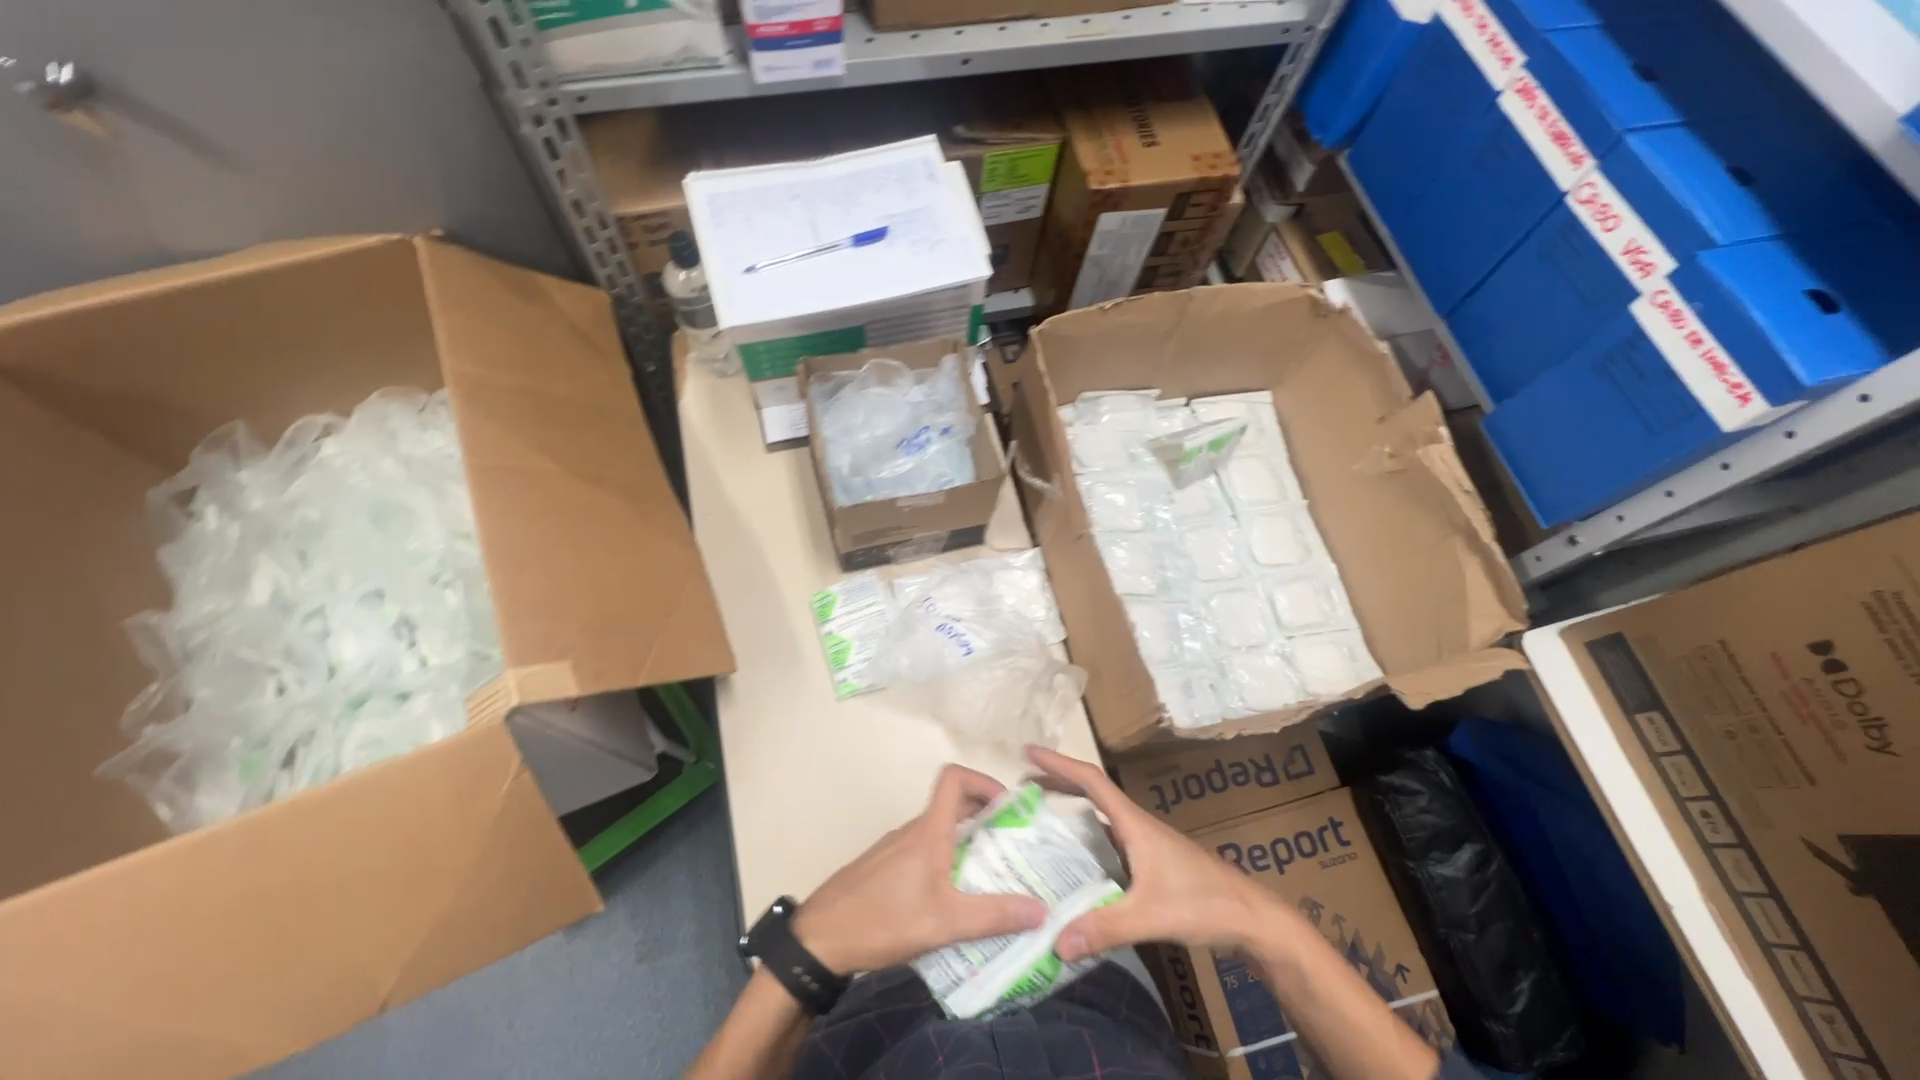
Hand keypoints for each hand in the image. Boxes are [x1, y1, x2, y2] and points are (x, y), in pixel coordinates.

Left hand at [792, 764, 1048, 975]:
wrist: (818, 939)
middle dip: (988, 820)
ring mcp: (896, 850)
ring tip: (994, 879)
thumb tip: (1042, 911)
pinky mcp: (885, 870)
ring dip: (968, 845)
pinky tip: (955, 901)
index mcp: (929, 831)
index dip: (984, 781)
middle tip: (1015, 849)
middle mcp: (913, 832)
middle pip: (954, 806)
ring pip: (940, 833)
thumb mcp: (945, 923)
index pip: (954, 778)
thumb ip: (994, 916)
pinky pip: (925, 854)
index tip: (1009, 808)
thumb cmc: (883, 920)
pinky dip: (946, 864)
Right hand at [1025, 745, 1299, 962]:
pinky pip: (1110, 843)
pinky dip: (1087, 842)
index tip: (1028, 752)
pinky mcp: (1152, 865)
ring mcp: (1147, 846)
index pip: (1092, 782)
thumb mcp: (1151, 916)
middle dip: (1059, 783)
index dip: (1059, 764)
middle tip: (1023, 785)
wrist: (1253, 920)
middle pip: (1093, 794)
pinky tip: (1075, 865)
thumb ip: (1104, 928)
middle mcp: (1138, 827)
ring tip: (1039, 820)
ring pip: (1101, 819)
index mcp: (1135, 825)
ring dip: (1072, 811)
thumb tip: (1056, 943)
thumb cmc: (1205, 904)